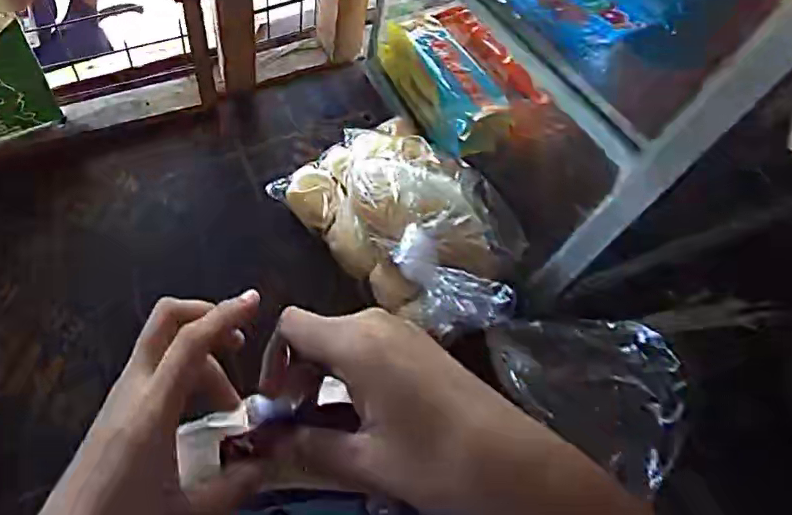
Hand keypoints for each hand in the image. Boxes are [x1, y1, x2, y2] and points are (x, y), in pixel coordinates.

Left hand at [41, 292, 266, 514]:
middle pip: (167, 318)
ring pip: (162, 342)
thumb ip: (230, 488)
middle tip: (239, 341)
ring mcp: (121, 391)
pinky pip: (154, 366)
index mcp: (151, 409)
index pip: (191, 341)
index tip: (252, 301)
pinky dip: (182, 370)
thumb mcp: (184, 513)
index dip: (225, 315)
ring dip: (197, 353)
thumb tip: (264, 465)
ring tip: (226, 399)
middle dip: (206, 315)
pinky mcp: (116, 404)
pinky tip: (199, 406)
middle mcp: (132, 387)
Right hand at [264, 307, 647, 514]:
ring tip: (329, 426)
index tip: (274, 407)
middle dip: (297, 376)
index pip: (290, 326)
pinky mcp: (418, 345)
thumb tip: (263, 448)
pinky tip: (366, 417)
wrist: (528, 470)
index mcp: (355, 339)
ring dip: (324, 378)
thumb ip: (310, 449)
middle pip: (314, 333)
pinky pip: (367, 347)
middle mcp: (372, 321)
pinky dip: (351, 375)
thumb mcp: (370, 462)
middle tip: (296, 425)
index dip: (273, 362)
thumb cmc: (440, 462)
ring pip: (340, 341)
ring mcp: (399, 330)